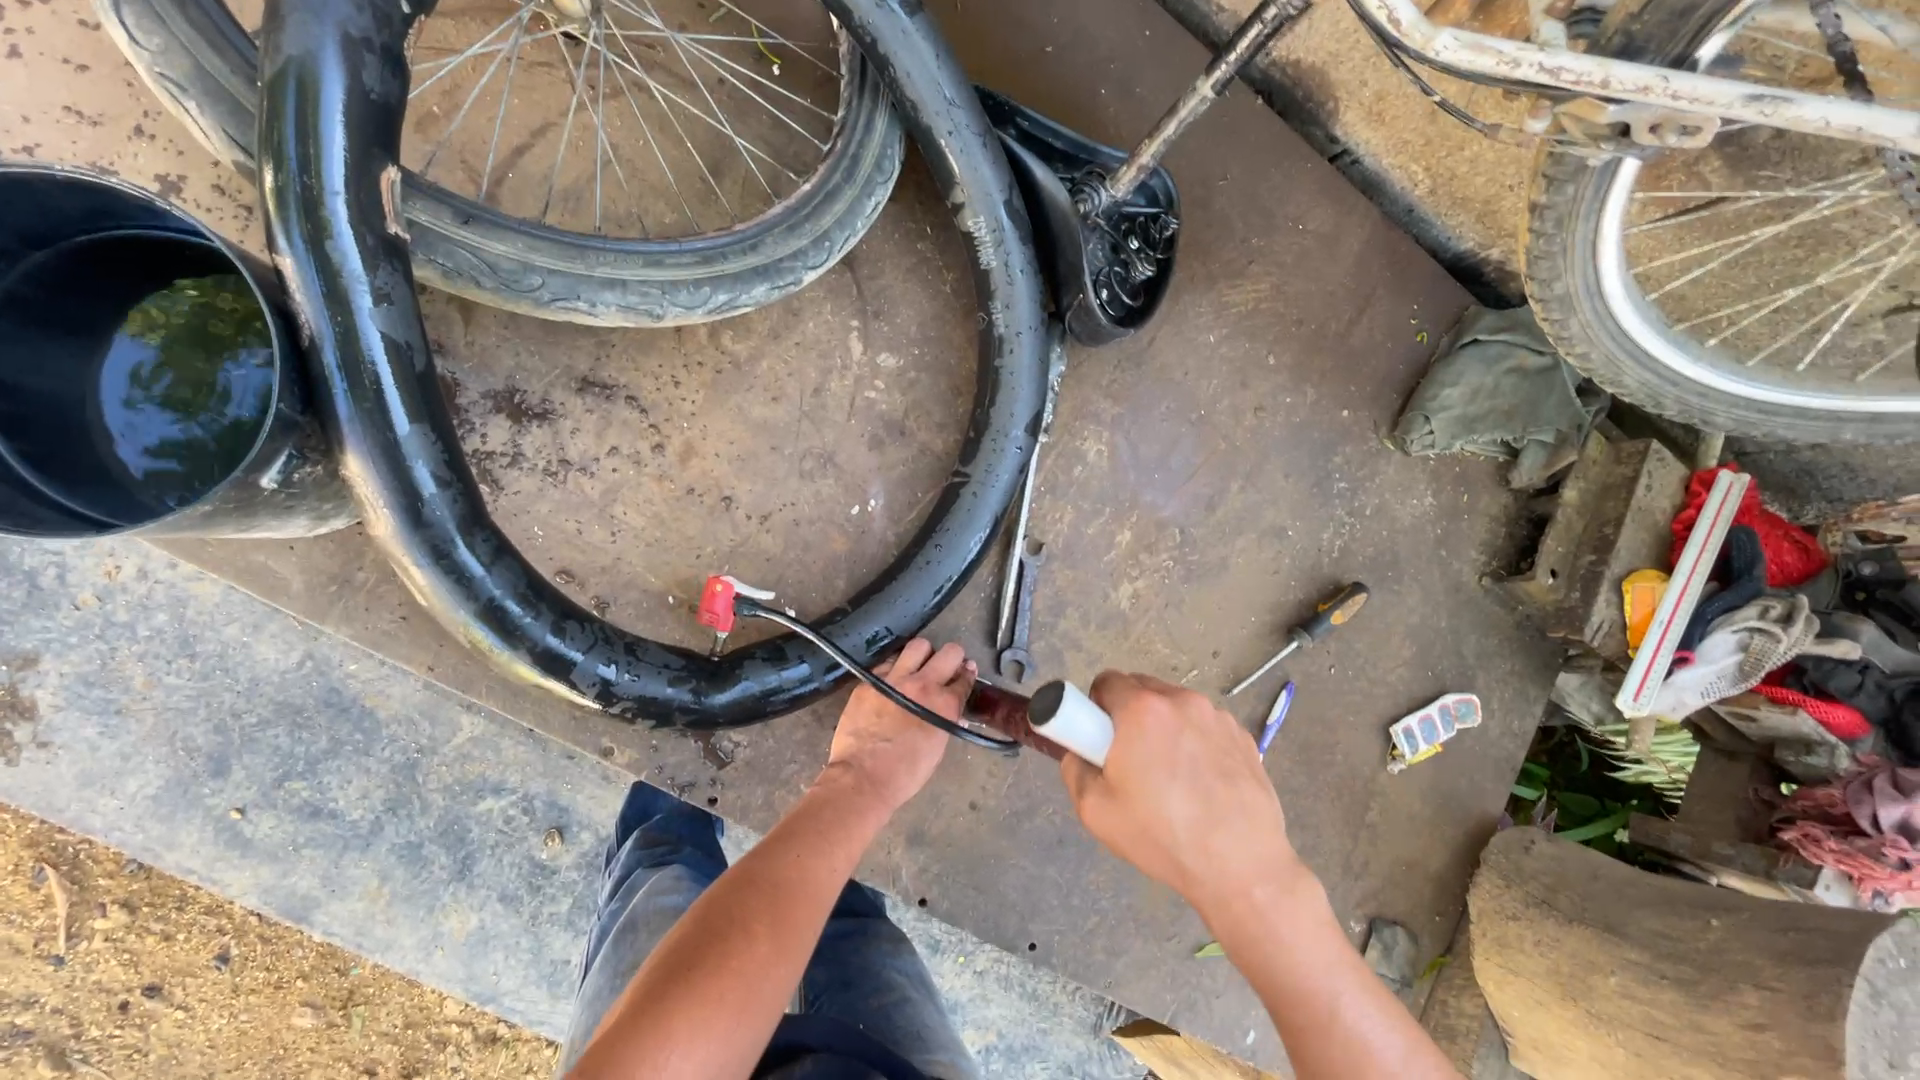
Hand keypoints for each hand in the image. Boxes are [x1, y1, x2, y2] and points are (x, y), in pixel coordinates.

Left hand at [819, 639, 975, 813]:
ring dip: (923, 654)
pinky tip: (892, 678)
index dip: (967, 675)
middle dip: (953, 657)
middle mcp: (923, 685)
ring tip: (919, 664)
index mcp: (945, 704)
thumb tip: (952, 714)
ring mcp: (894, 679)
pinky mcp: (870, 681)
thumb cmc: (905, 773)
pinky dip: (895, 667)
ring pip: (917, 646)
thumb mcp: (937, 748)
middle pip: (949, 652)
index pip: (965, 678)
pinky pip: (887, 662)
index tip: (966, 673)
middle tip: (947, 665)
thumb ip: (946, 722)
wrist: (862, 777)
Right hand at [1060, 672, 1301, 915]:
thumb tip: (1081, 751)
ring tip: (1171, 779)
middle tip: (1130, 761)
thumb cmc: (1161, 835)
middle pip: (1142, 690)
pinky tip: (1202, 785)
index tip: (1100, 742)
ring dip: (1164, 728)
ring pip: (1176, 709)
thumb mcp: (1094, 809)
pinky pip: (1205, 727)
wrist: (1240, 866)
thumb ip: (1074, 768)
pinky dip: (1195, 743)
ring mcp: (1218, 717)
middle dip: (1128, 716)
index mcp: (1142, 709)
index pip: (1106, 682)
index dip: (1095, 709)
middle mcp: (1182, 700)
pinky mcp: (1243, 736)